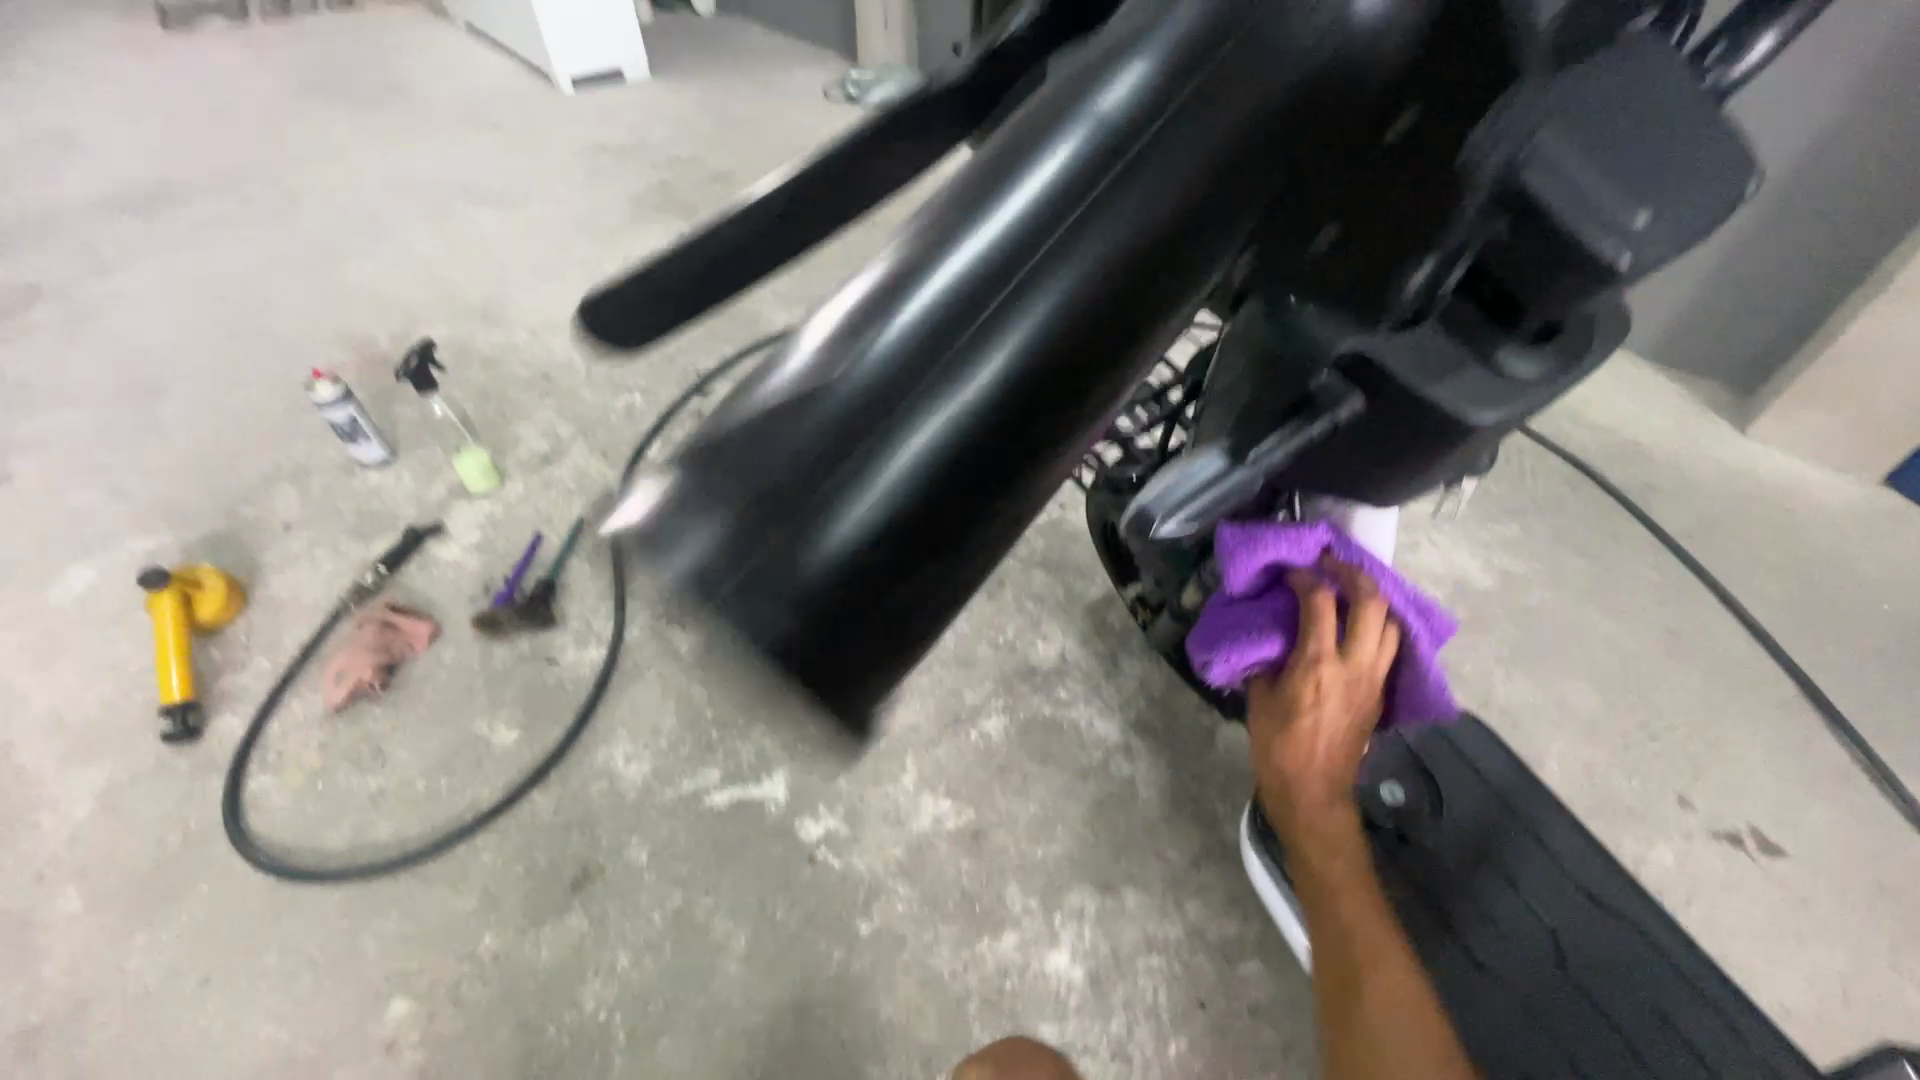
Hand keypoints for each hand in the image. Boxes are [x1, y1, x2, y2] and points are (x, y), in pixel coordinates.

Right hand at [1247, 555, 1401, 847]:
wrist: (1312, 788)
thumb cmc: (1276, 744)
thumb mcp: (1260, 696)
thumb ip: (1271, 658)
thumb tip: (1274, 635)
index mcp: (1317, 663)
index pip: (1320, 601)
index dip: (1305, 577)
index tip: (1292, 572)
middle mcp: (1354, 664)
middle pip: (1371, 602)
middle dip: (1352, 574)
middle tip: (1331, 565)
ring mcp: (1375, 679)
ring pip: (1391, 623)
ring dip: (1374, 599)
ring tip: (1353, 590)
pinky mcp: (1381, 693)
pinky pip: (1390, 647)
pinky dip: (1379, 626)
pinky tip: (1361, 625)